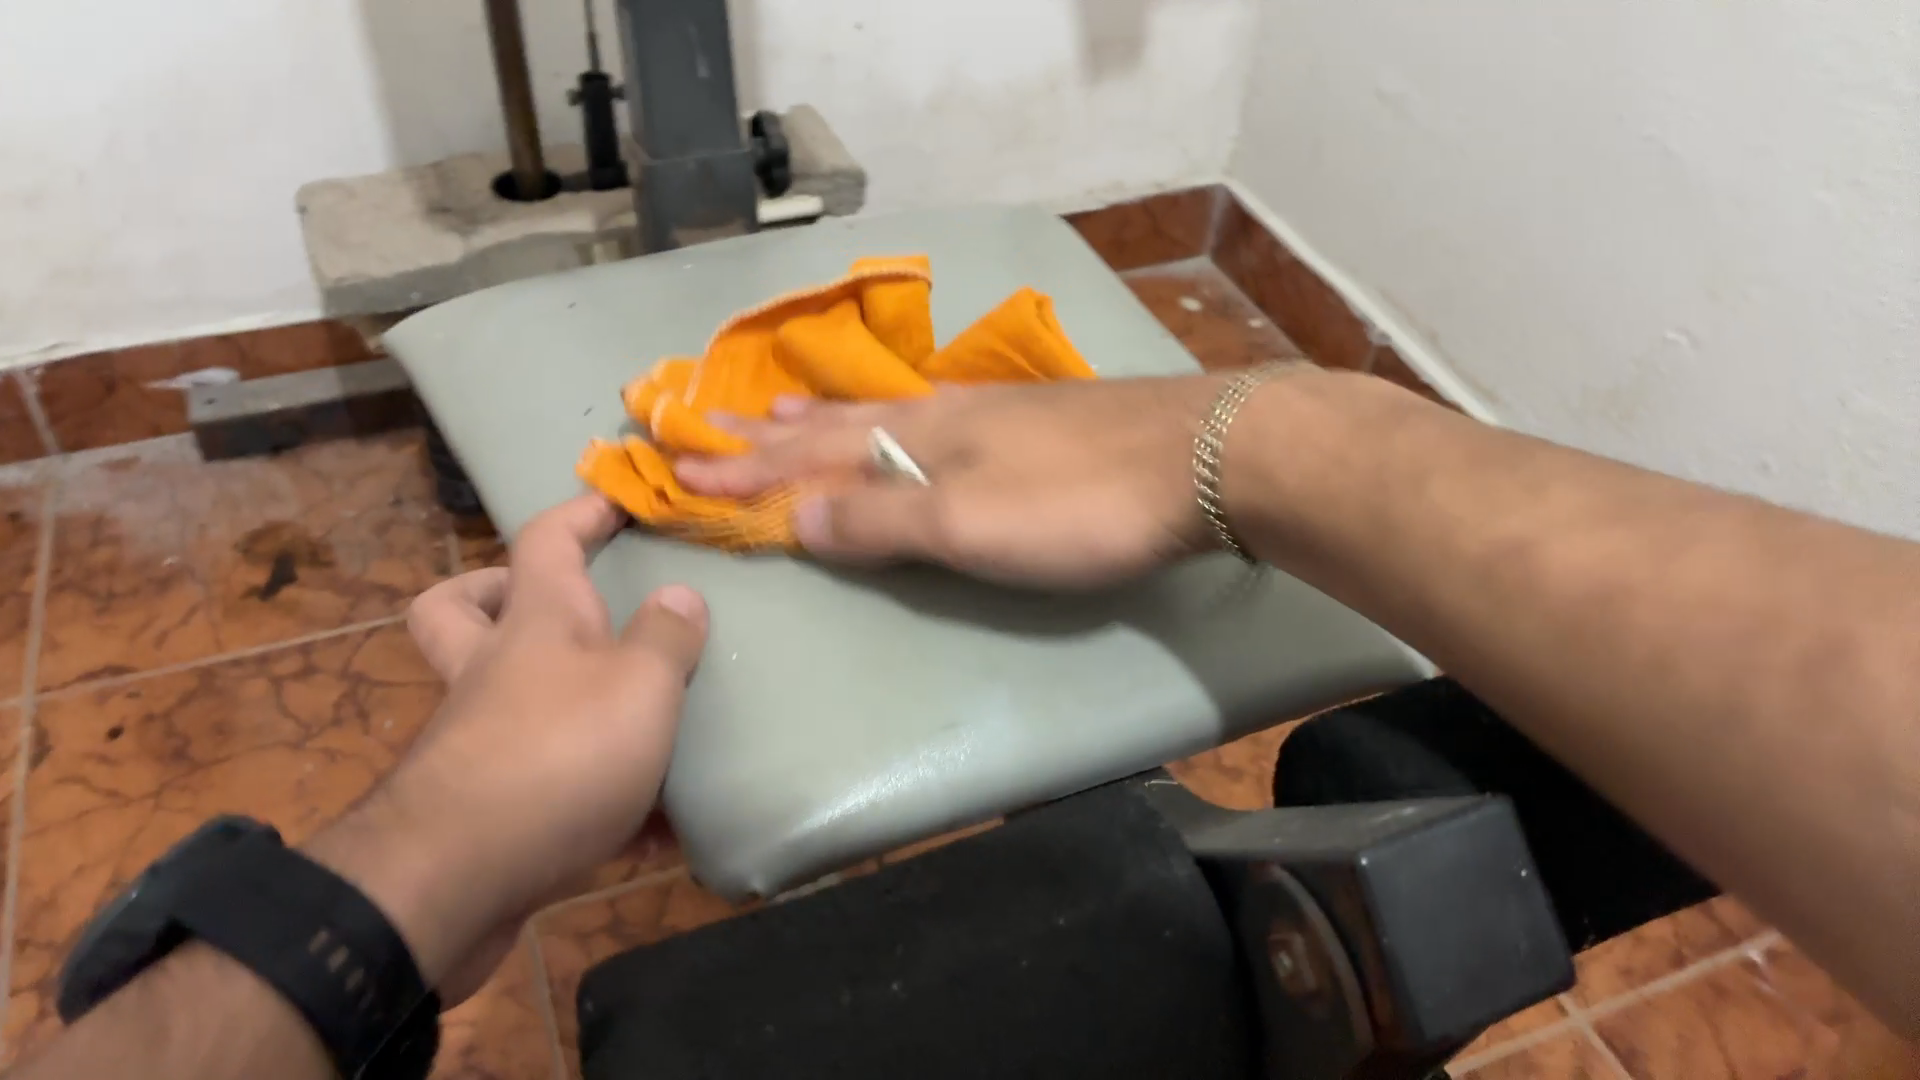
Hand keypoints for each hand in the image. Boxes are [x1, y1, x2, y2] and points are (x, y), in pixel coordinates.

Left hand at [305, 495, 707, 1003]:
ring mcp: (479, 739)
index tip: (619, 501)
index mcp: (536, 624)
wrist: (453, 884)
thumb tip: (680, 595)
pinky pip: (539, 779)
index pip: (546, 541)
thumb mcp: (640, 684)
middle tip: (563, 604)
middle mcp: (495, 671)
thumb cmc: (559, 755)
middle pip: (459, 609)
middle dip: (495, 590)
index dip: (582, 512)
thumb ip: (666, 637)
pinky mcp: (484, 805)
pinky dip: (591, 790)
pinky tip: (655, 822)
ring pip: (491, 693)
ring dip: (545, 688)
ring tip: (617, 701)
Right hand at [677, 376, 1239, 587]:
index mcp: (916, 442)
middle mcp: (939, 417)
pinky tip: (898, 414)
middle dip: (769, 436)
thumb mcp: (968, 526)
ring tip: (781, 411)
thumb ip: (883, 521)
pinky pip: (929, 414)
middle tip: (711, 427)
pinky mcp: (1028, 420)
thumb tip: (798, 516)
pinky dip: (888, 417)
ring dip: (823, 418)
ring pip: (882, 413)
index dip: (749, 470)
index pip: (810, 458)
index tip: (685, 472)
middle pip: (837, 425)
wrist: (1200, 457)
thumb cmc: (1078, 504)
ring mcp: (986, 413)